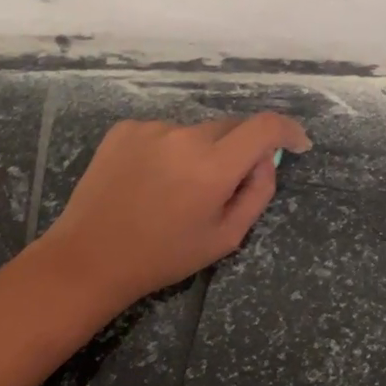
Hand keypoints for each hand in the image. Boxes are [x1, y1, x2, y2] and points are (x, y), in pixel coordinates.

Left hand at [37, 113, 312, 306]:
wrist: (89, 258)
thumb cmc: (162, 256)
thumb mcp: (224, 238)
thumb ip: (256, 194)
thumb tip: (267, 161)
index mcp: (213, 167)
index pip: (264, 127)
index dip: (288, 130)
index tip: (296, 144)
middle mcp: (184, 137)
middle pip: (230, 129)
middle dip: (236, 151)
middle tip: (219, 189)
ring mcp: (151, 129)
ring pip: (194, 133)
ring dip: (197, 153)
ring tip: (172, 191)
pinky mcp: (124, 129)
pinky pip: (162, 133)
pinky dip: (166, 151)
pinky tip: (147, 181)